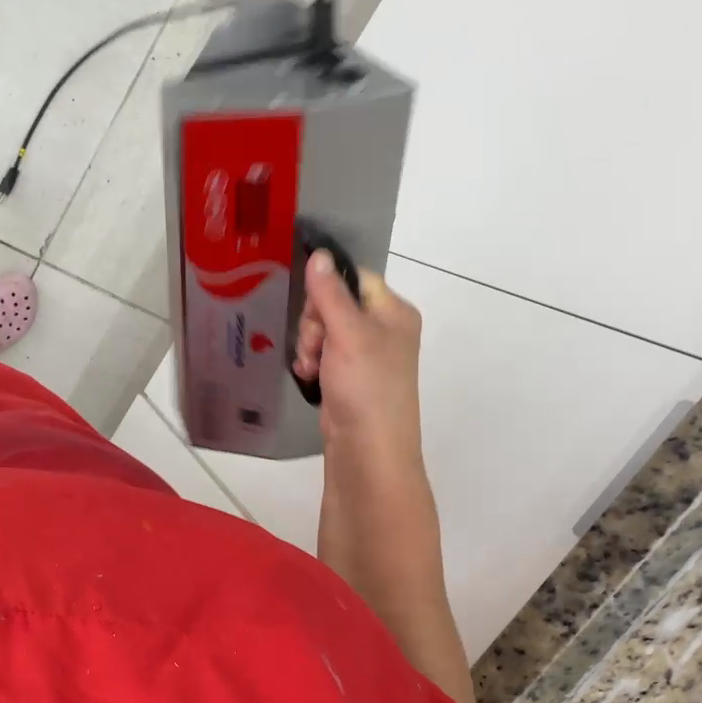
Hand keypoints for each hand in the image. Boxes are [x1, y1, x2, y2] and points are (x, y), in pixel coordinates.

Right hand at [290, 250, 423, 464]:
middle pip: (333, 303)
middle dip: (313, 325)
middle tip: (315, 348)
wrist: (368, 449)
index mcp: (394, 311)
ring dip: (308, 346)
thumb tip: (319, 253)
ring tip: (310, 367)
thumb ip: (329, 293)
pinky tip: (308, 376)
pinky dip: (310, 363)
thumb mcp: (347, 334)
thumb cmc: (366, 387)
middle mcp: (383, 328)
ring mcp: (366, 354)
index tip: (315, 313)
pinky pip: (322, 354)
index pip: (353, 278)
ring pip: (322, 330)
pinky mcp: (348, 375)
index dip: (326, 291)